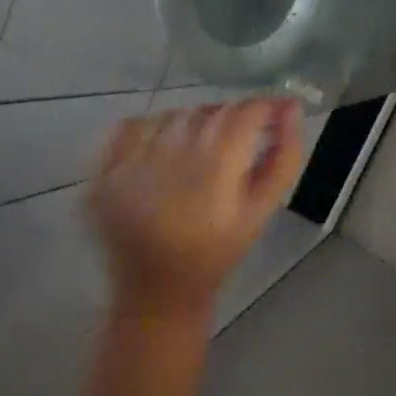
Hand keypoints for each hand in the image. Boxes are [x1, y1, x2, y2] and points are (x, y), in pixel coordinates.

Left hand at [88, 97, 305, 312]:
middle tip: (237, 141)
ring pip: (172, 116)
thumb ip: (284, 158)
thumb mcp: (262, 210)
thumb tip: (291, 108)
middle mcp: (172, 159)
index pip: (244, 113)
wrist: (160, 288)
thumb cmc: (219, 251)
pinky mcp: (104, 172)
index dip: (264, 106)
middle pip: (209, 112)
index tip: (273, 112)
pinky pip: (131, 127)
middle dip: (230, 119)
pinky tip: (162, 152)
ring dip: (193, 124)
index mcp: (216, 171)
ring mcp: (132, 164)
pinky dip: (152, 129)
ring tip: (199, 151)